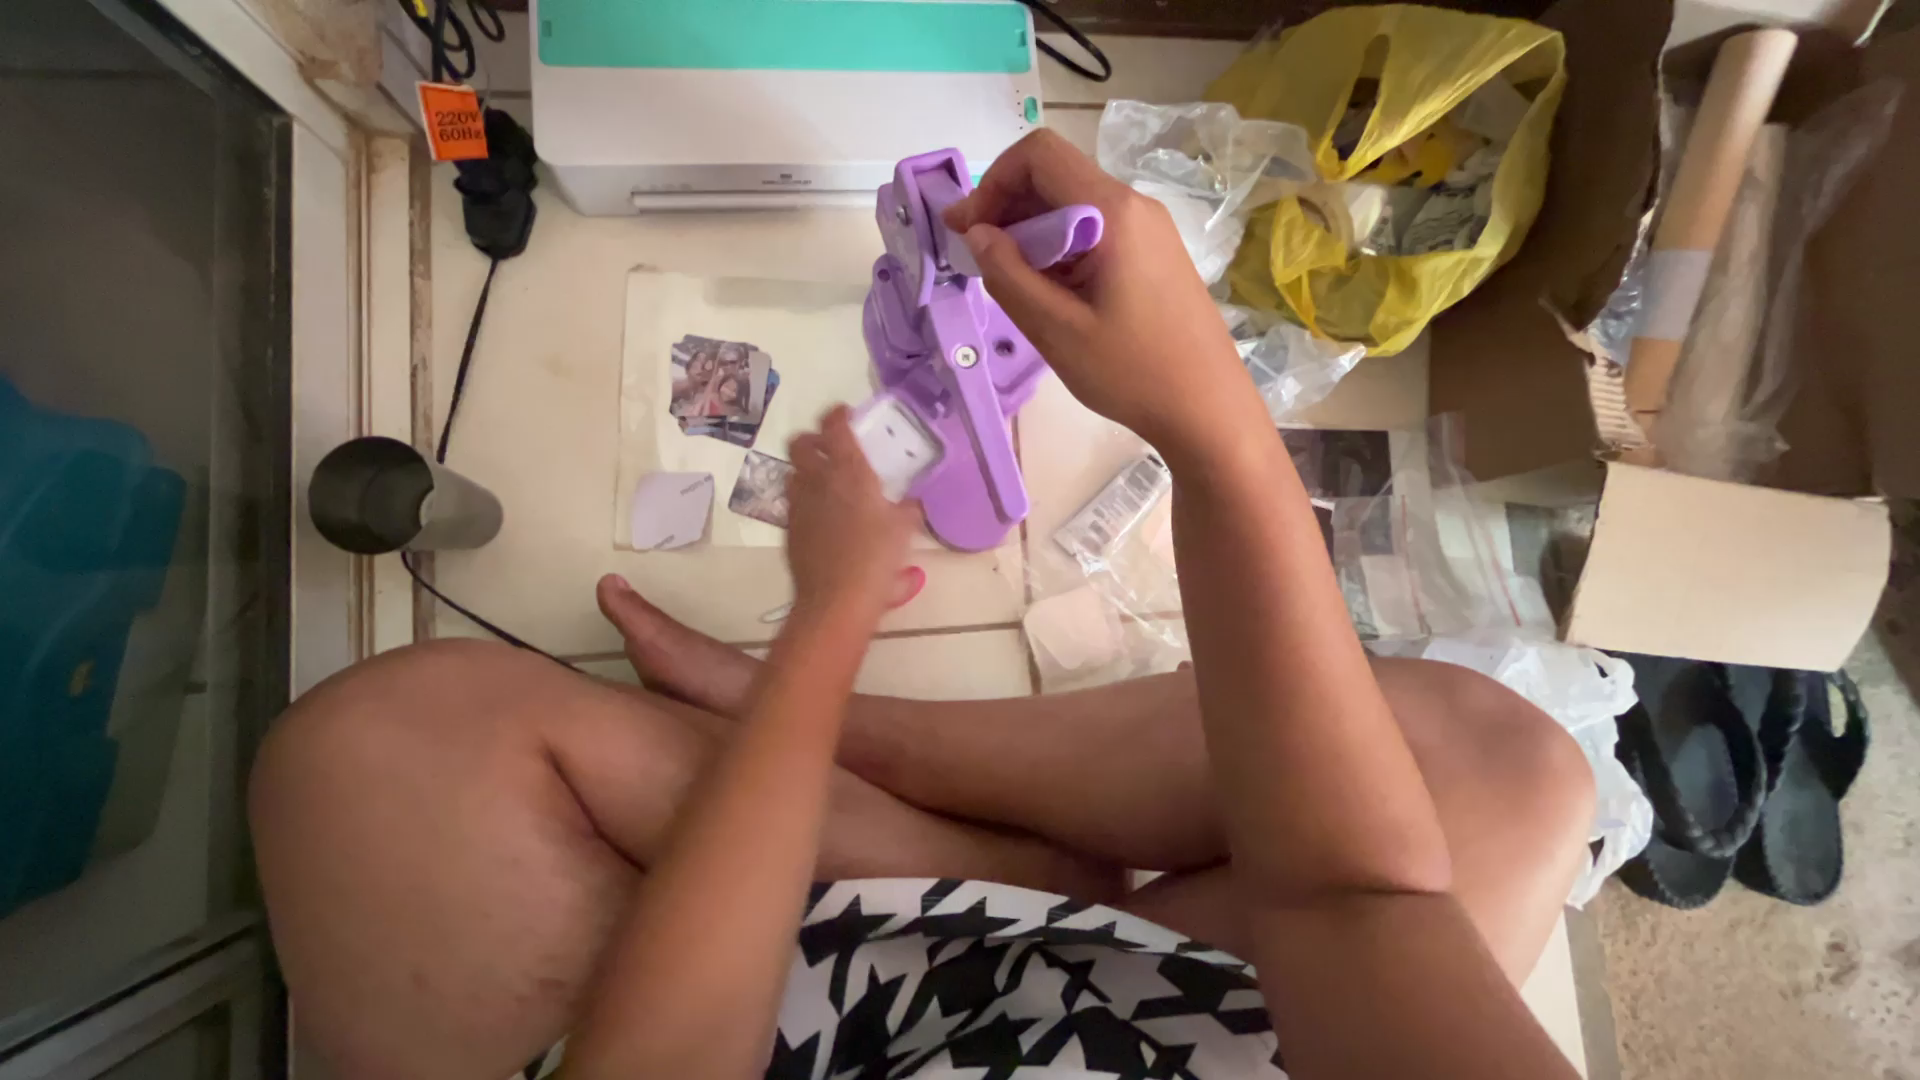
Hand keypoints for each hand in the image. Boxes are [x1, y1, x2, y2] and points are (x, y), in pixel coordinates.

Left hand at [785, 407, 919, 616]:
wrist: (837, 598)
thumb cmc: (876, 558)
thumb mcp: (904, 530)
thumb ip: (908, 509)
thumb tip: (912, 502)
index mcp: (849, 471)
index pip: (834, 427)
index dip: (837, 415)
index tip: (845, 414)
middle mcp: (818, 480)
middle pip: (801, 443)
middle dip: (813, 439)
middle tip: (830, 447)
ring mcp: (798, 504)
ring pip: (793, 472)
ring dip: (806, 470)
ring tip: (826, 482)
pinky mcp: (789, 528)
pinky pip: (794, 502)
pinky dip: (806, 499)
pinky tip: (823, 516)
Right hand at [943, 130, 1269, 460]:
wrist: (1206, 407)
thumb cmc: (1131, 373)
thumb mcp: (1056, 330)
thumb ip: (1008, 276)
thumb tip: (977, 234)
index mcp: (1113, 212)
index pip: (1038, 155)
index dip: (992, 184)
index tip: (968, 234)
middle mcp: (1134, 206)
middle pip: (1056, 176)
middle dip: (1006, 208)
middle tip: (977, 259)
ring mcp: (1149, 229)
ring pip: (1074, 205)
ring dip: (1032, 232)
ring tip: (1010, 282)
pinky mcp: (1154, 255)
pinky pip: (1096, 231)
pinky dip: (1060, 248)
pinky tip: (1049, 292)